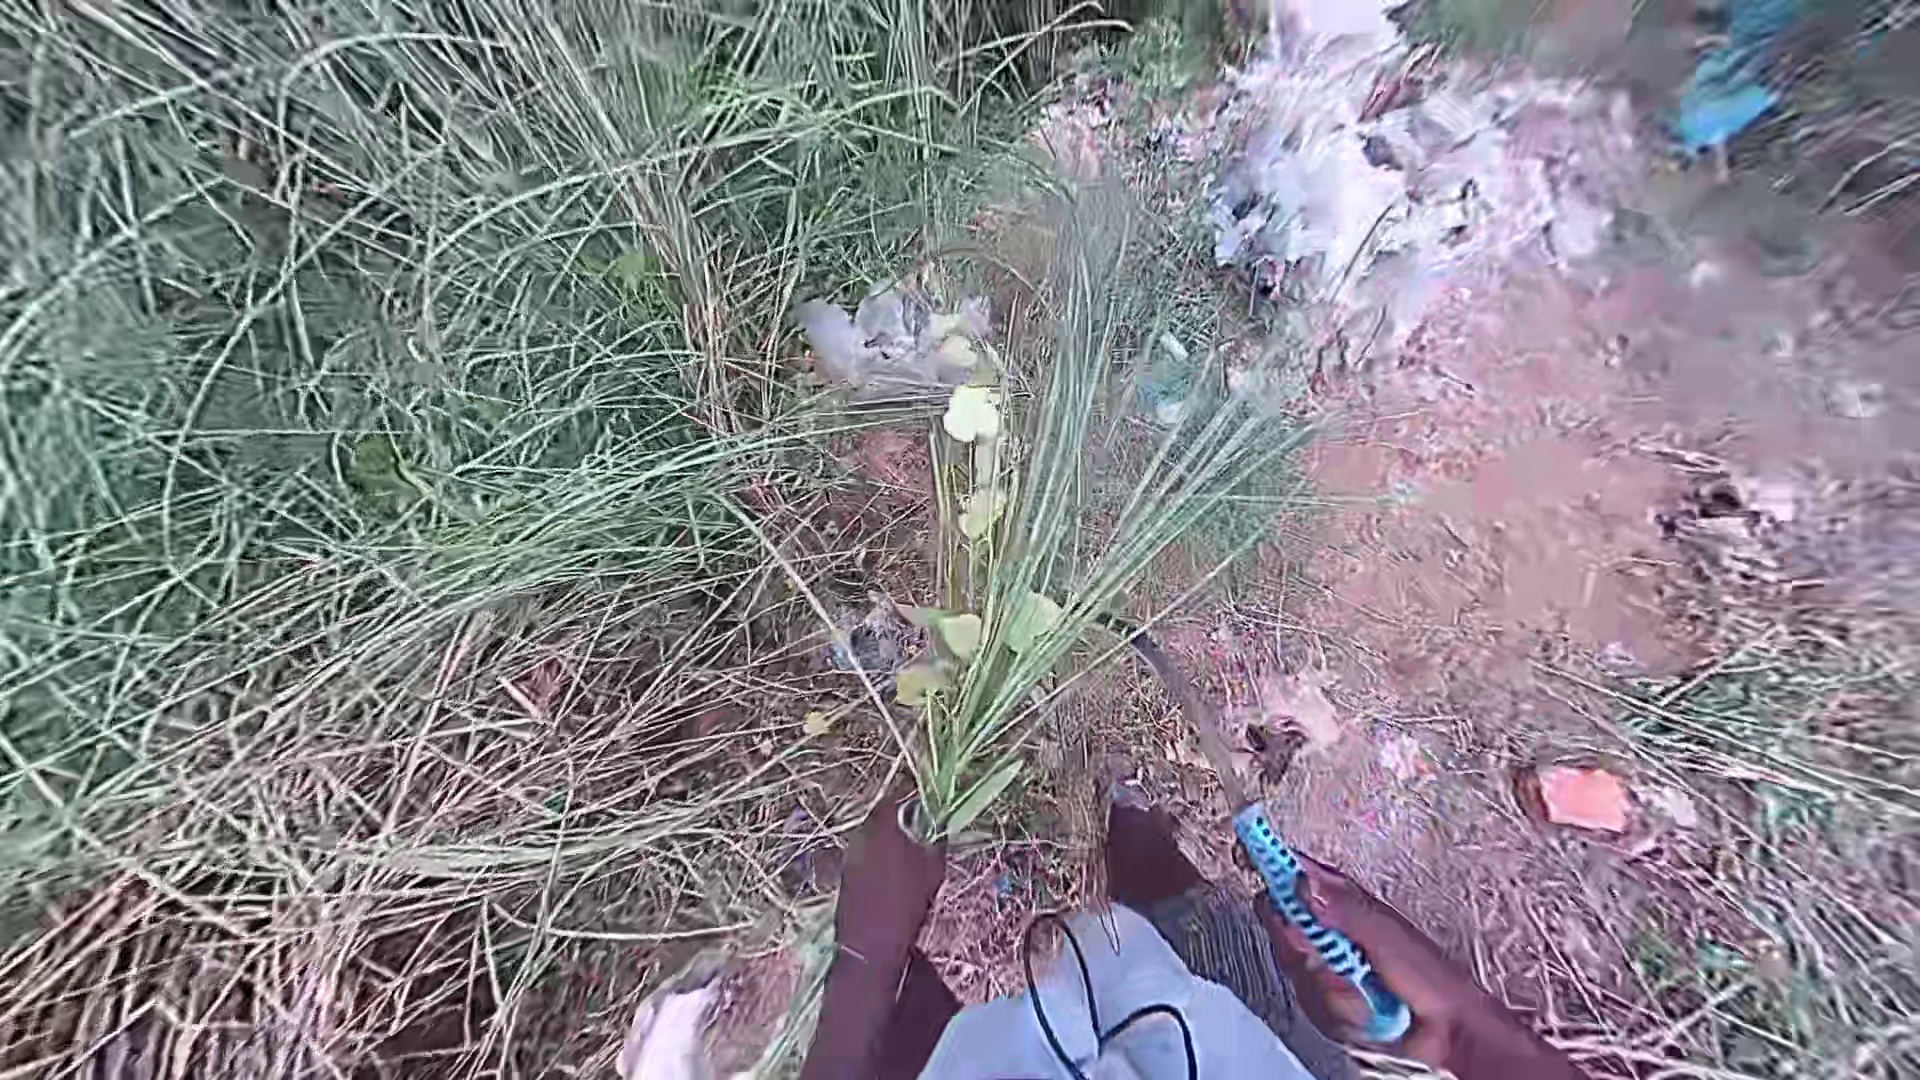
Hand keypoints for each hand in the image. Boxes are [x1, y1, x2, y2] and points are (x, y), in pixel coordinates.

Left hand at [835, 782, 946, 958]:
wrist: (872, 946)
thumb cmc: (906, 900)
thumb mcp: (933, 868)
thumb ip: (937, 841)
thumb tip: (942, 828)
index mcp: (882, 825)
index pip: (895, 797)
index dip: (910, 796)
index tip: (923, 800)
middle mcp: (861, 834)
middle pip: (880, 815)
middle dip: (898, 817)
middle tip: (917, 826)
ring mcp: (849, 855)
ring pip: (871, 836)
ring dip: (886, 838)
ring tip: (905, 851)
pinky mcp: (844, 875)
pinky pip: (863, 855)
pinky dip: (876, 857)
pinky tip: (890, 873)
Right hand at [1261, 856, 1580, 1077]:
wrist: (1451, 1033)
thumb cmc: (1429, 974)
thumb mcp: (1384, 931)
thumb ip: (1341, 905)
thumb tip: (1300, 880)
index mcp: (1331, 893)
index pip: (1283, 864)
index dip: (1261, 854)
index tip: (1245, 853)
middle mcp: (1319, 920)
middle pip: (1276, 917)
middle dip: (1297, 942)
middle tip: (1320, 951)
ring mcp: (1320, 956)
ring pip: (1290, 961)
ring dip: (1325, 983)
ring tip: (1358, 990)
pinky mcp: (1322, 990)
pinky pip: (1306, 995)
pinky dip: (1333, 1008)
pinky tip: (1359, 1008)